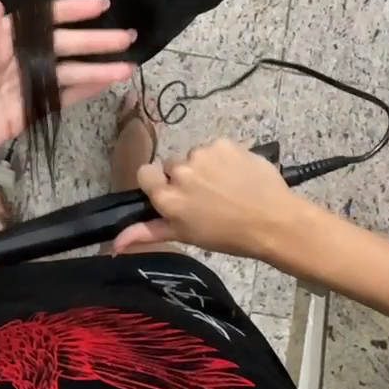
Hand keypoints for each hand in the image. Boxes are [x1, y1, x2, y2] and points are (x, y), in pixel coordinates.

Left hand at [0, 0, 134, 192]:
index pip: (36, 22)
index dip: (67, 13)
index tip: (97, 6)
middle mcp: (10, 63)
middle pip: (58, 48)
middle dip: (92, 42)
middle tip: (126, 37)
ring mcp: (20, 90)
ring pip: (64, 74)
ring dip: (95, 69)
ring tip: (127, 65)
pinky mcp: (24, 116)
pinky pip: (58, 99)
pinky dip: (82, 92)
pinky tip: (106, 85)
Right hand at [112, 138, 313, 259]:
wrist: (274, 222)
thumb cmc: (228, 235)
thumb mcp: (185, 235)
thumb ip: (147, 233)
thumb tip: (114, 244)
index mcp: (168, 197)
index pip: (145, 173)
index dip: (158, 181)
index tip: (174, 193)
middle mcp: (180, 172)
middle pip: (172, 164)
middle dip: (184, 176)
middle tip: (205, 196)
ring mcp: (203, 155)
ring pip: (194, 155)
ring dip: (204, 167)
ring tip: (225, 186)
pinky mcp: (224, 144)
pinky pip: (216, 148)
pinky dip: (224, 158)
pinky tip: (237, 175)